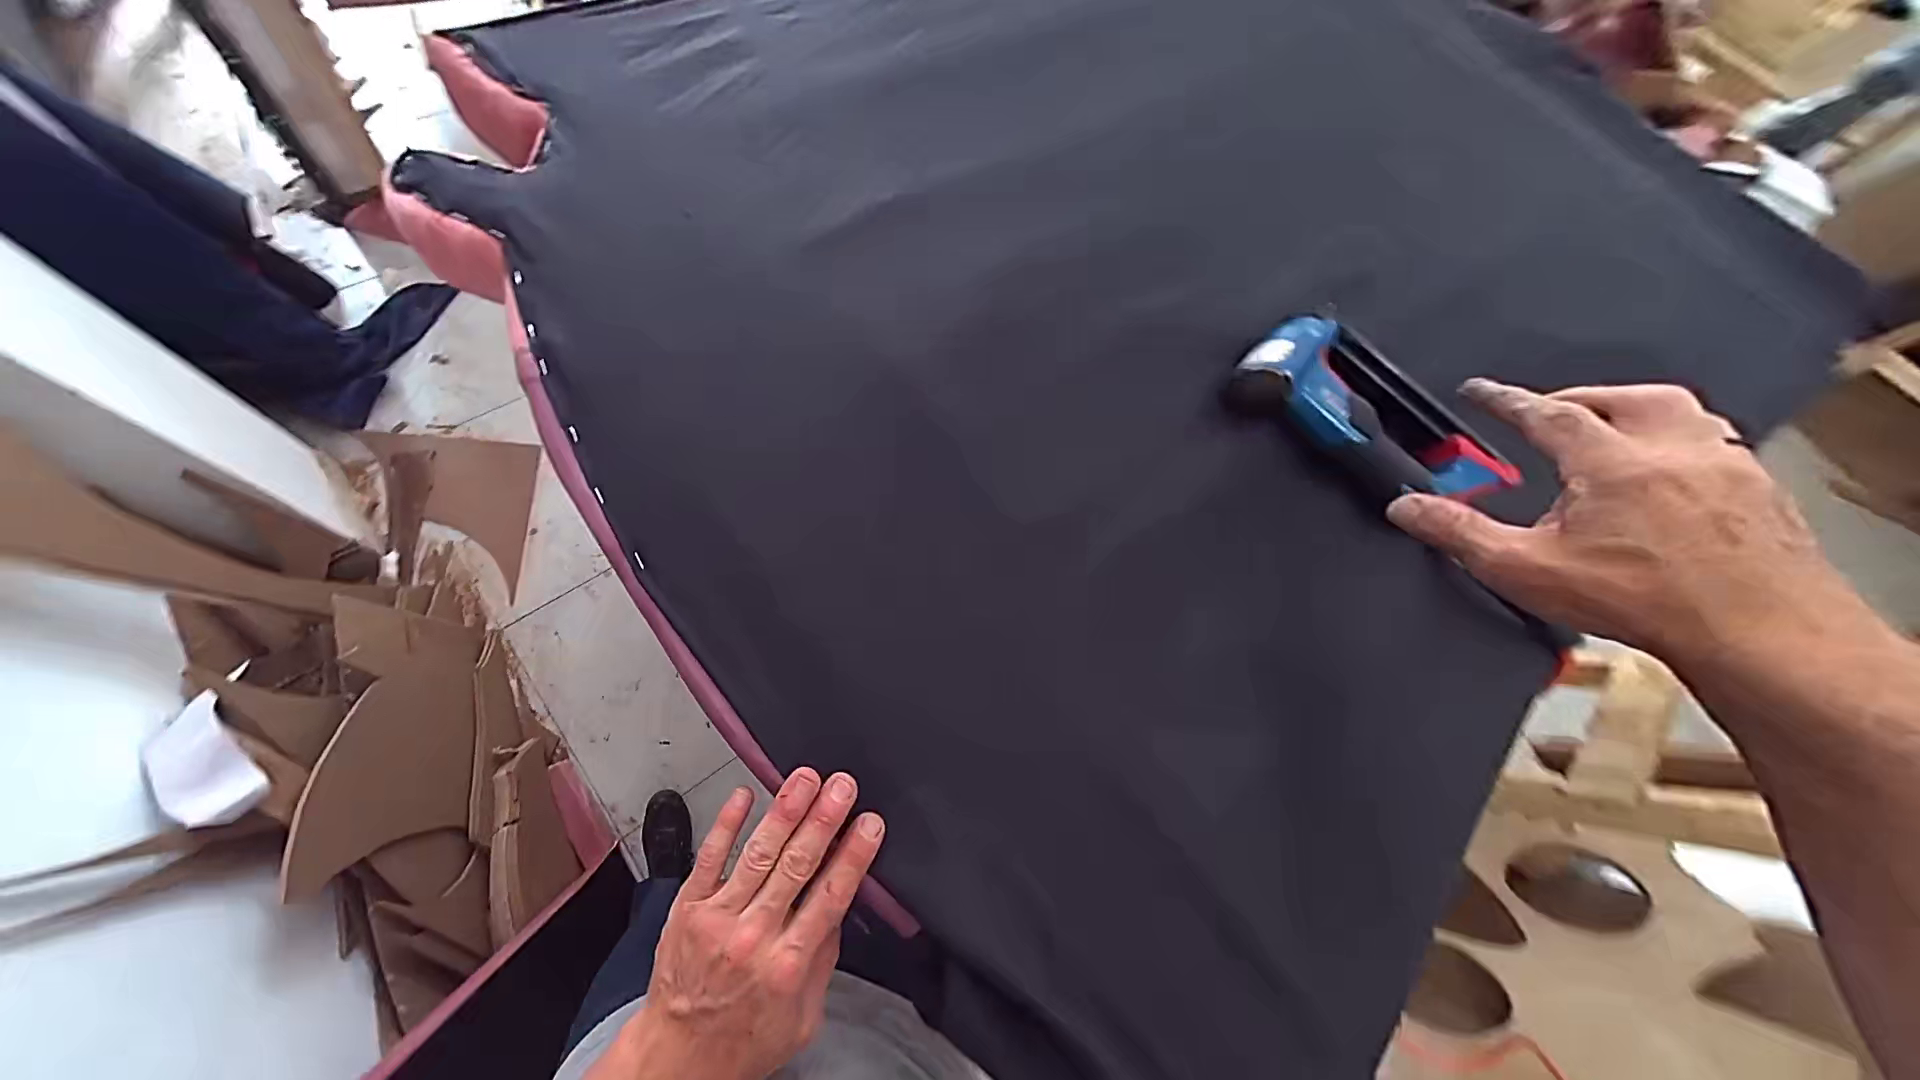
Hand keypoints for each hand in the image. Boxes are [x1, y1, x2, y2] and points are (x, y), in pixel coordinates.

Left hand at [602, 769, 884, 1079]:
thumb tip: (840, 902)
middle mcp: (754, 937)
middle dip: (824, 819)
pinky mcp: (688, 908)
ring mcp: (718, 919)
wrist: (675, 1062)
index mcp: (788, 965)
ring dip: (785, 811)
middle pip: (797, 865)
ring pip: (759, 854)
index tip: (869, 823)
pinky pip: (710, 858)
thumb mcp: (803, 1016)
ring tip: (805, 780)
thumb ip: (823, 957)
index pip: (831, 896)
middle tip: (842, 786)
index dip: (854, 855)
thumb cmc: (742, 1040)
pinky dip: (727, 824)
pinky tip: (744, 795)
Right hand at [1386, 379, 1870, 665]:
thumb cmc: (1646, 601)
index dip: (1505, 398)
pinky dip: (1676, 440)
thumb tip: (1406, 507)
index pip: (1546, 412)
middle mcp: (1676, 452)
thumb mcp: (1522, 567)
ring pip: (1680, 411)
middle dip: (1574, 397)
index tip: (1480, 391)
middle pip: (1624, 397)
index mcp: (1613, 464)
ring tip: (1602, 429)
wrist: (1760, 636)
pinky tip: (1661, 470)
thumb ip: (1457, 532)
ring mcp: (1727, 468)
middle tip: (1542, 409)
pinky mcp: (1760, 492)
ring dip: (1631, 410)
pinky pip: (1715, 442)